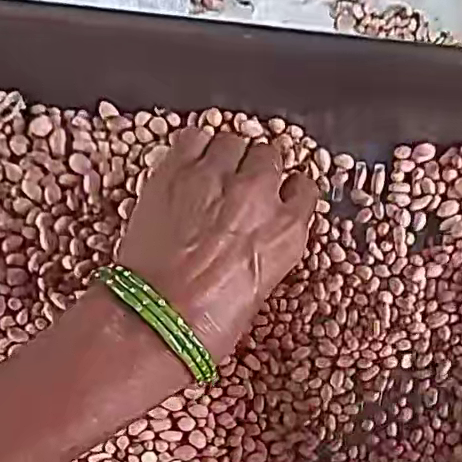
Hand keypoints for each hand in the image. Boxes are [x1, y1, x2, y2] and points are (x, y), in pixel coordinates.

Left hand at [114, 128, 318, 359]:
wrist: (156, 322)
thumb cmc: (208, 324)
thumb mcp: (258, 291)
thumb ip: (265, 252)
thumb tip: (252, 239)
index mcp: (287, 233)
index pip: (305, 190)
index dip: (291, 190)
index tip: (282, 193)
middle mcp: (258, 197)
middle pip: (270, 155)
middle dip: (259, 168)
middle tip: (243, 185)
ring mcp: (215, 177)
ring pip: (234, 140)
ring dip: (229, 153)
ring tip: (216, 171)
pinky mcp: (174, 170)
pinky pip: (194, 137)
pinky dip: (196, 146)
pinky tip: (190, 162)